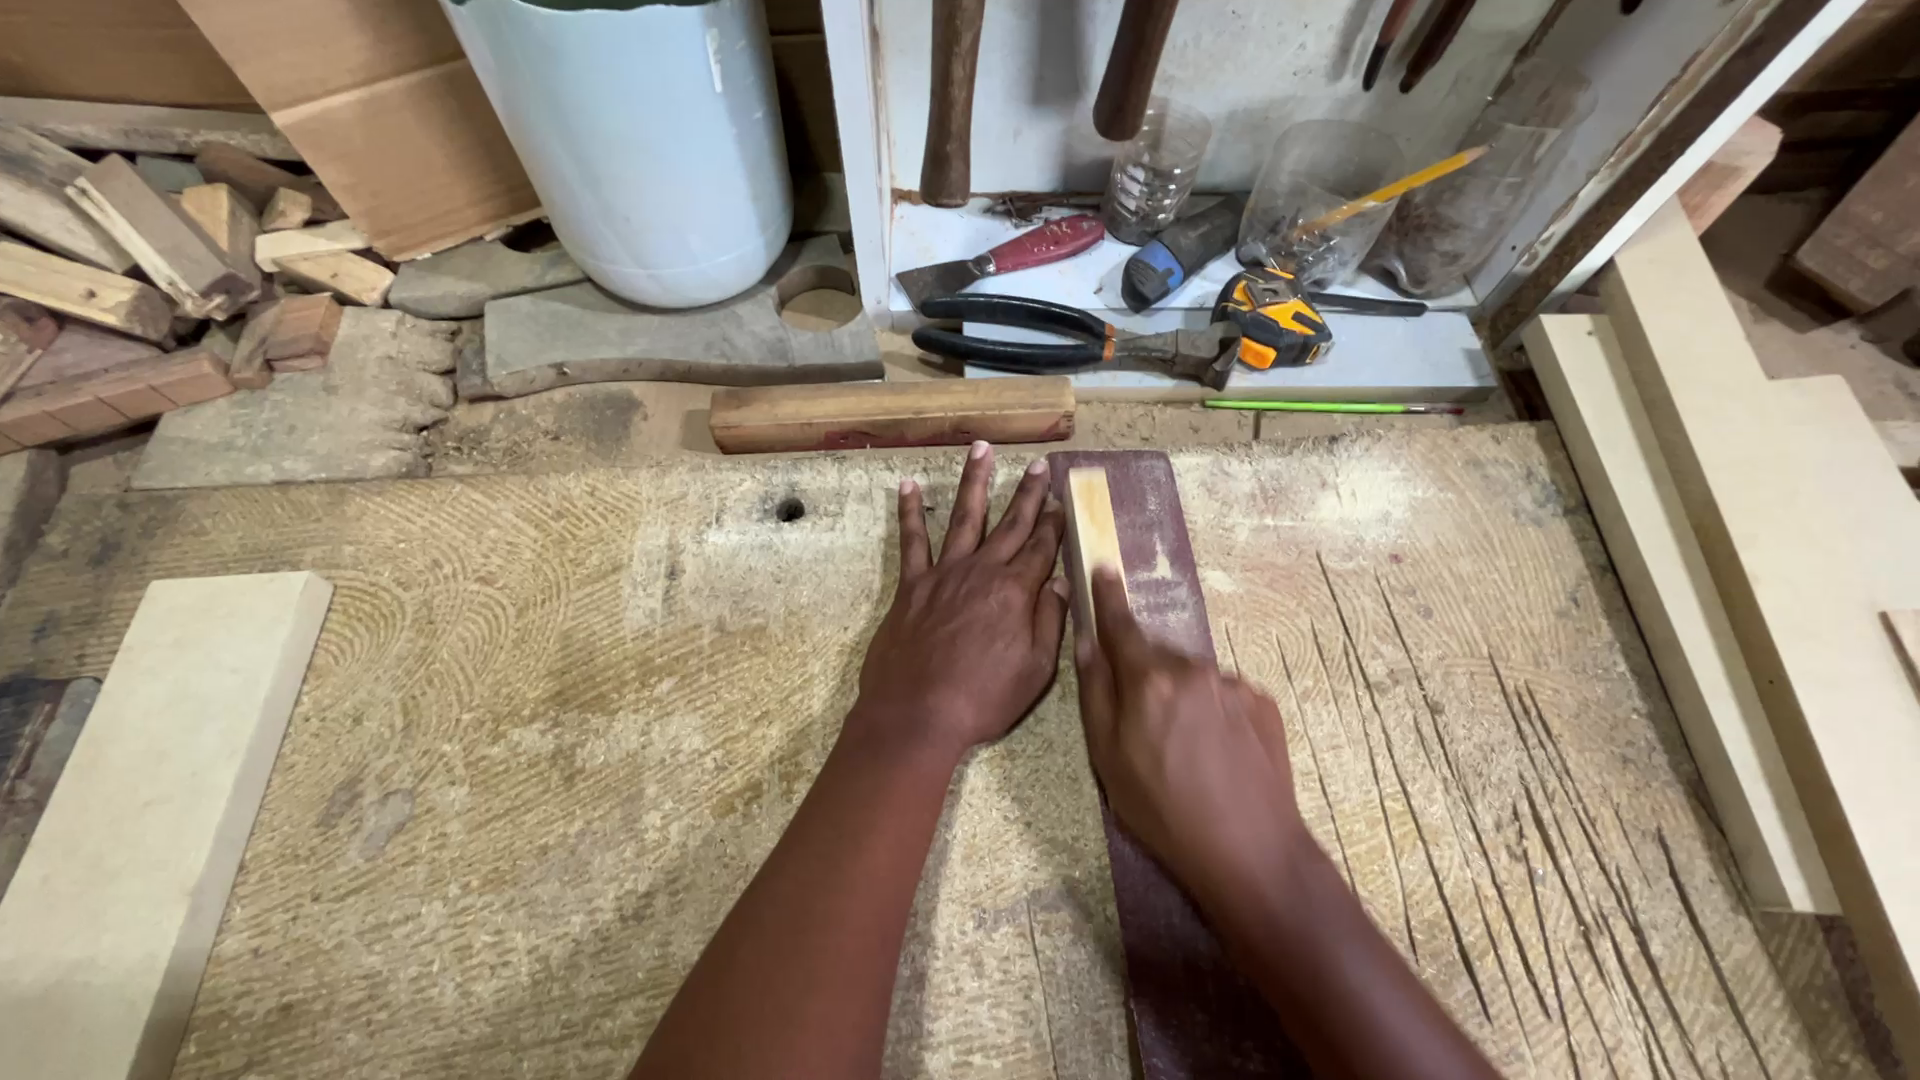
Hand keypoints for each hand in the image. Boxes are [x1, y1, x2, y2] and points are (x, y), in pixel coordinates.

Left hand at [851, 442, 1068, 762]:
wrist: (916, 714)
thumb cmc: (982, 699)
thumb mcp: (1035, 671)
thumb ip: (1049, 623)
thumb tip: (1062, 584)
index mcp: (1016, 592)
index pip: (1042, 548)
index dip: (1055, 523)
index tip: (1063, 500)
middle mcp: (982, 572)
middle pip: (1010, 524)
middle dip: (1028, 493)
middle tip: (1040, 464)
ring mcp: (944, 574)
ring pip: (964, 517)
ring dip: (975, 482)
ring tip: (981, 448)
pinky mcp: (912, 586)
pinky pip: (912, 541)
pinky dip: (910, 512)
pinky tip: (909, 486)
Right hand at [1074, 568, 1310, 912]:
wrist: (1251, 851)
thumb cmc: (1162, 810)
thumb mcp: (1107, 758)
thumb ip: (1094, 693)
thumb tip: (1087, 642)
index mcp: (1150, 680)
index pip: (1121, 626)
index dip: (1108, 598)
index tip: (1103, 568)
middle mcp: (1194, 669)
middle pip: (1155, 655)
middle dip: (1142, 673)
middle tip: (1138, 722)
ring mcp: (1234, 685)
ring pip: (1190, 676)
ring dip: (1177, 695)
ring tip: (1180, 748)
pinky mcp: (1263, 704)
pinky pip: (1222, 694)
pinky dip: (1209, 711)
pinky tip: (1212, 752)